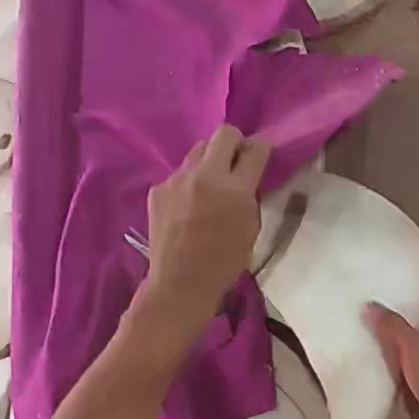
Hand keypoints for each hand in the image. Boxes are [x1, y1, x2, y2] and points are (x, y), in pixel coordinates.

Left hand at [138, 125, 266, 338]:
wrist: (180, 284)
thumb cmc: (223, 264)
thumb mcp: (250, 229)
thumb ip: (249, 197)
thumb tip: (246, 177)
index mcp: (235, 189)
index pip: (255, 148)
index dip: (261, 148)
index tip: (259, 155)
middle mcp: (205, 176)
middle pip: (223, 134)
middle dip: (234, 143)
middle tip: (234, 163)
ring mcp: (177, 180)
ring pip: (197, 152)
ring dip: (208, 163)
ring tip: (207, 187)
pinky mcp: (157, 190)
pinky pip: (178, 175)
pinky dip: (186, 185)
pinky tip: (186, 207)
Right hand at [369, 294, 418, 418]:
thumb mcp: (415, 347)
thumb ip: (392, 325)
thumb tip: (370, 304)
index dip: (412, 292)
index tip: (385, 286)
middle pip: (413, 323)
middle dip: (391, 317)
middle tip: (361, 307)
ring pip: (402, 346)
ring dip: (384, 341)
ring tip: (354, 328)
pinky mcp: (415, 383)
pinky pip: (395, 368)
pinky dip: (382, 363)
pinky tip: (361, 357)